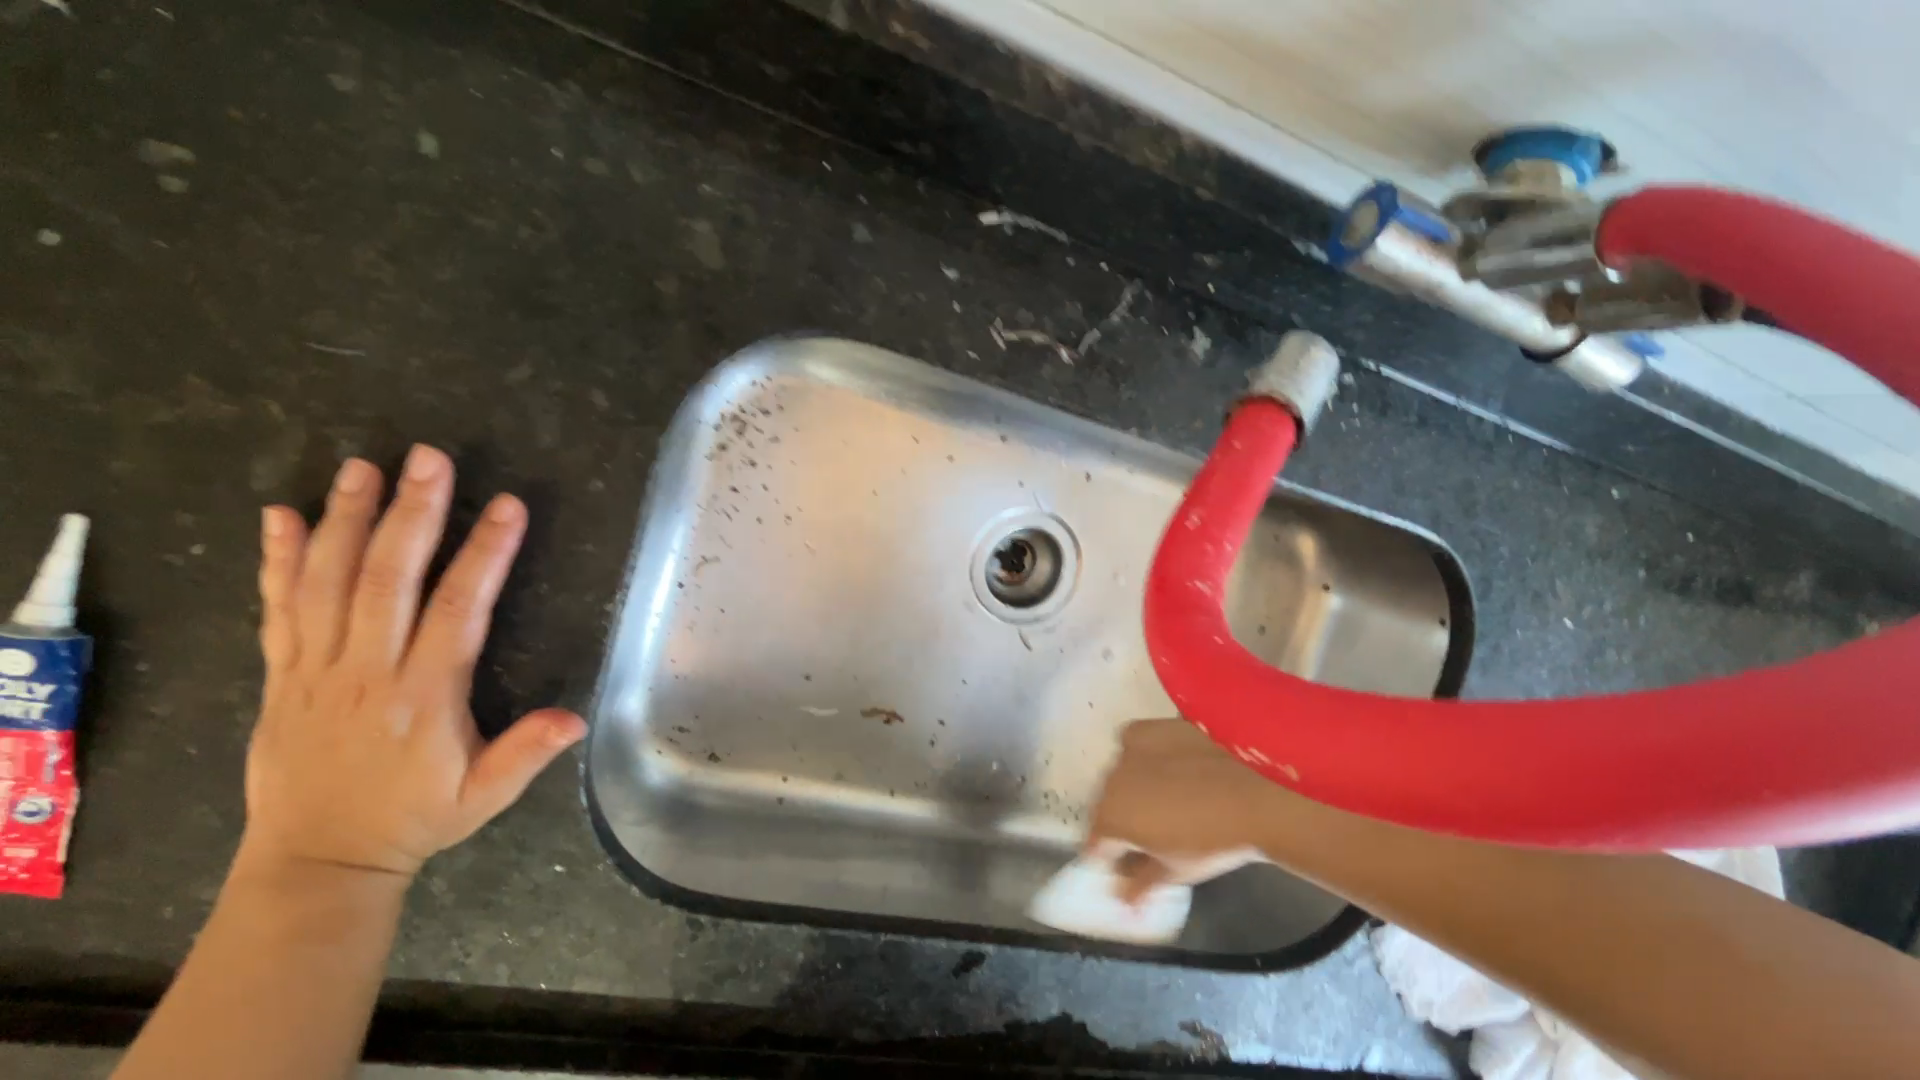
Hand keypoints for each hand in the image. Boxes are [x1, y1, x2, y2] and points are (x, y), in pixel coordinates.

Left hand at [243, 445, 586, 879]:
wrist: (316, 861)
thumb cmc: (413, 821)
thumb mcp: (483, 797)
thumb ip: (526, 754)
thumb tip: (576, 717)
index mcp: (425, 697)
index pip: (459, 611)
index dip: (485, 554)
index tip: (506, 505)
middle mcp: (368, 672)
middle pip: (388, 580)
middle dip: (412, 514)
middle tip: (428, 457)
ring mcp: (316, 671)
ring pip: (328, 583)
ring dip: (346, 520)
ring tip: (362, 467)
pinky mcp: (281, 676)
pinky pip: (276, 610)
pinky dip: (275, 561)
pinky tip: (279, 515)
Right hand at [1087, 718, 1297, 897]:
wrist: (1253, 803)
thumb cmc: (1210, 845)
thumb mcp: (1173, 874)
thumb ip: (1139, 886)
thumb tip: (1123, 900)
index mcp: (1110, 818)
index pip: (1094, 844)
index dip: (1110, 858)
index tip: (1127, 866)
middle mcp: (1110, 780)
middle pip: (1105, 806)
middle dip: (1121, 822)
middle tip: (1149, 834)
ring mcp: (1131, 750)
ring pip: (1119, 773)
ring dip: (1131, 788)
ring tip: (1163, 799)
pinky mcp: (1154, 729)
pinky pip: (1133, 741)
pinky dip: (1141, 754)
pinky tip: (1161, 764)